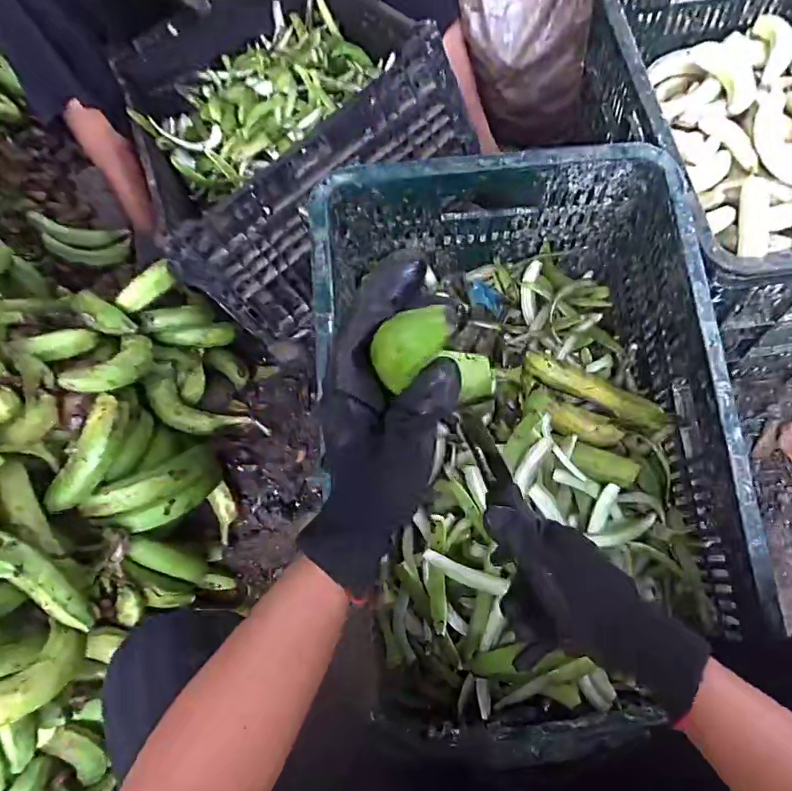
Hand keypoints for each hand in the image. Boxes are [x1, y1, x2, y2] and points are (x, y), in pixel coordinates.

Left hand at [298, 253, 460, 595]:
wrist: (363, 524)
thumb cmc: (379, 492)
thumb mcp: (403, 455)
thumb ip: (420, 412)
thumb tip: (445, 367)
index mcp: (345, 390)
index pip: (361, 329)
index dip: (385, 293)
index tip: (415, 265)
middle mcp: (350, 382)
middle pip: (368, 326)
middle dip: (395, 295)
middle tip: (430, 271)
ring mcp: (363, 390)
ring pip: (381, 340)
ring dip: (405, 314)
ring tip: (437, 295)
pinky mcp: (378, 401)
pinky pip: (395, 361)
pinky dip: (414, 342)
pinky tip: (436, 335)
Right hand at [485, 505, 710, 717]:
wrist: (624, 636)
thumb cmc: (579, 598)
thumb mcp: (542, 565)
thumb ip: (516, 536)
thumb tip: (492, 508)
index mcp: (558, 540)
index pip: (524, 532)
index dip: (506, 548)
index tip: (495, 563)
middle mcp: (566, 558)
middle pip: (526, 573)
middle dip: (516, 597)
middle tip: (514, 613)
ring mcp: (574, 587)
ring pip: (536, 601)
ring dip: (525, 621)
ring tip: (526, 638)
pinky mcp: (580, 614)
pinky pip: (550, 623)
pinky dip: (538, 638)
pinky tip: (525, 660)